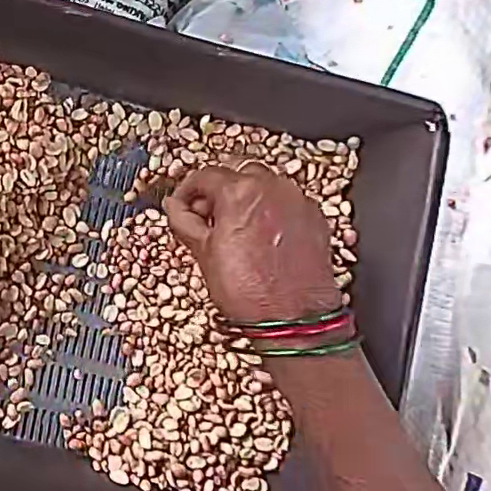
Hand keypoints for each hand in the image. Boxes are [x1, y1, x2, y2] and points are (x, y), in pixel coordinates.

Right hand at [162, 164, 341, 323]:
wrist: (294, 319)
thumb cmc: (249, 290)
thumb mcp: (201, 252)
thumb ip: (184, 220)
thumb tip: (175, 206)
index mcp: (239, 192)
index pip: (204, 176)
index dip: (187, 191)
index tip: (182, 205)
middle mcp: (272, 188)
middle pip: (236, 171)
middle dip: (217, 188)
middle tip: (204, 214)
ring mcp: (297, 201)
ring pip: (264, 182)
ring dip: (244, 196)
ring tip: (231, 225)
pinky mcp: (314, 217)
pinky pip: (285, 200)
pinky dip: (268, 208)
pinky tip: (257, 234)